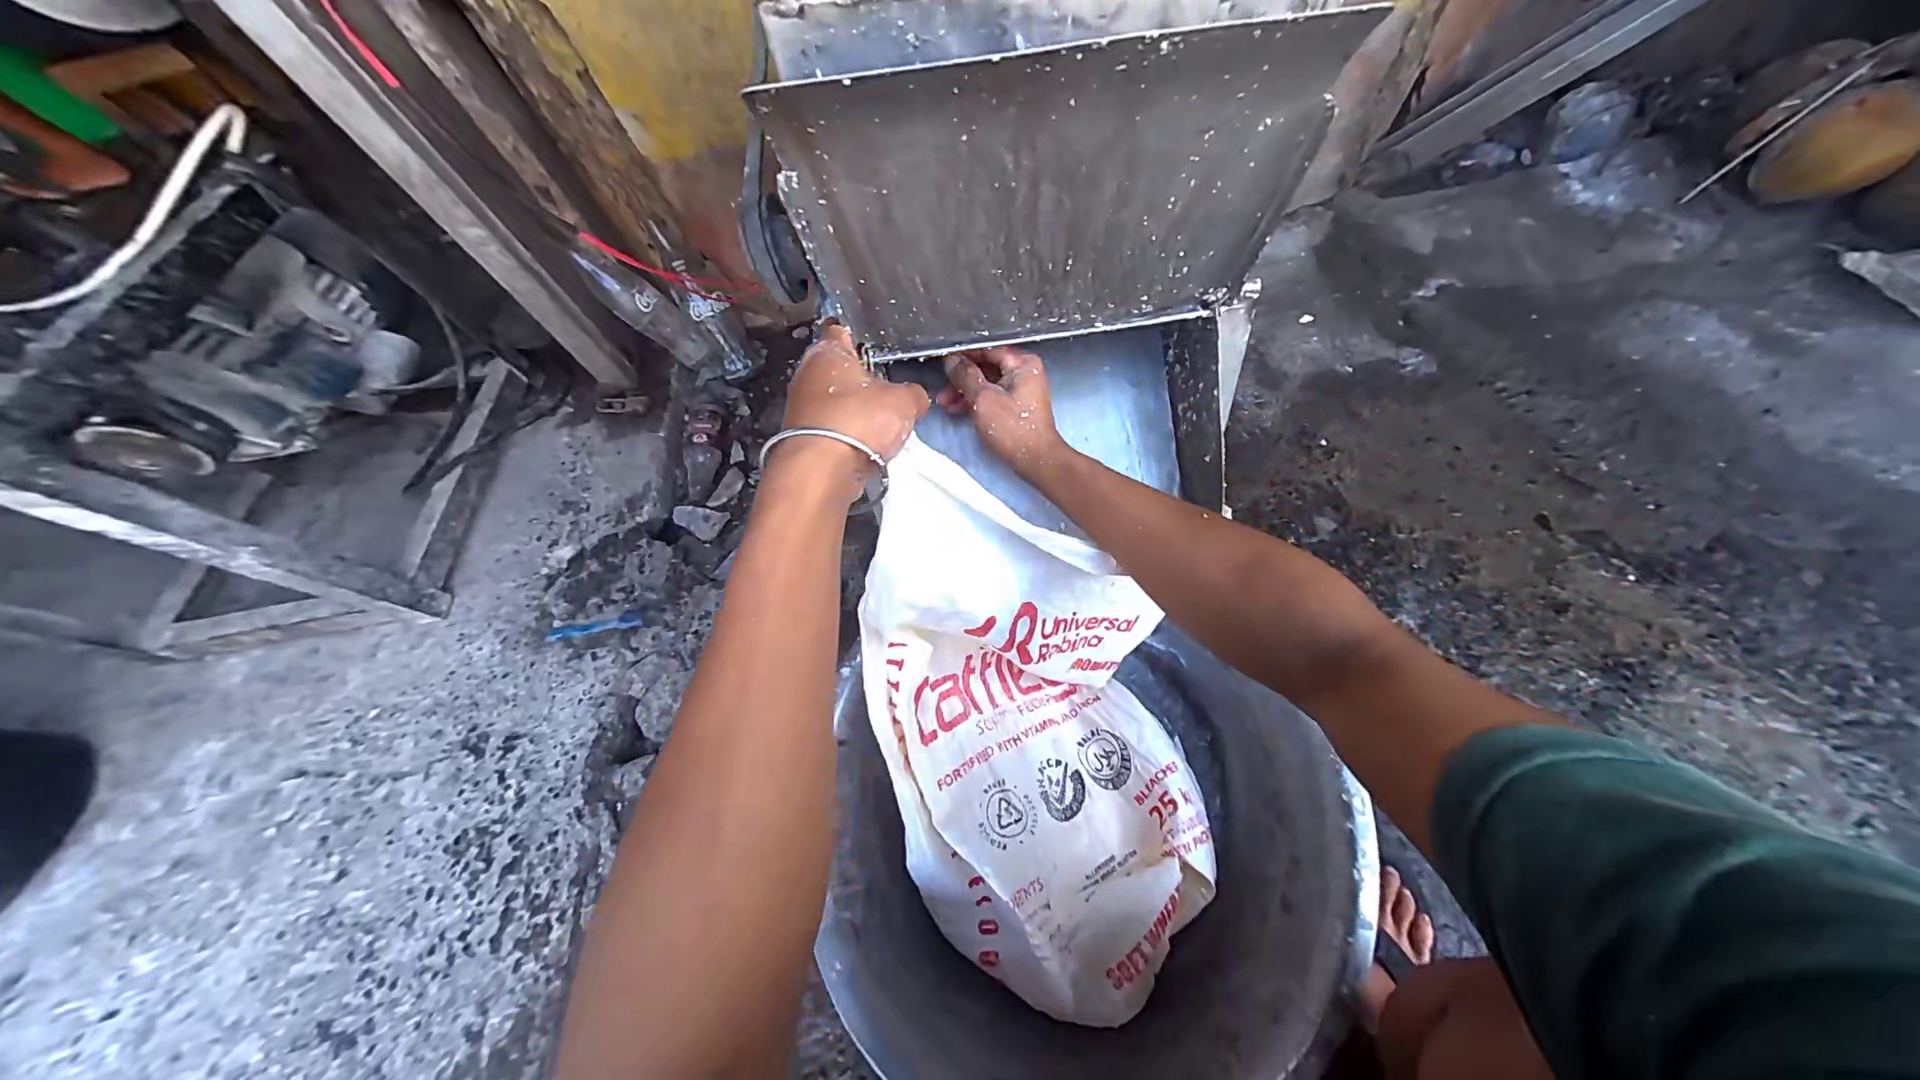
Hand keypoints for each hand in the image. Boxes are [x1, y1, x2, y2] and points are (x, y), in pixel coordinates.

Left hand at [781, 321, 929, 460]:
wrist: (821, 471)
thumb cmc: (859, 420)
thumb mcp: (903, 402)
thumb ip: (914, 394)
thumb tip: (916, 397)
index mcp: (827, 352)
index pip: (841, 330)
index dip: (859, 336)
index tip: (875, 346)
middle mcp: (806, 374)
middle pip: (838, 369)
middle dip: (860, 379)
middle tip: (887, 390)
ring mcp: (800, 407)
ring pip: (834, 400)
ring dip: (853, 409)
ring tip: (879, 423)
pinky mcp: (802, 437)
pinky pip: (831, 427)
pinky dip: (845, 433)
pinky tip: (863, 444)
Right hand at [938, 347, 1067, 473]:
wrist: (1035, 460)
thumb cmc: (1013, 429)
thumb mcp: (984, 399)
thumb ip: (965, 376)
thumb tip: (951, 360)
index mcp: (1022, 363)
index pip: (987, 350)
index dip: (962, 356)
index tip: (942, 362)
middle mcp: (1023, 372)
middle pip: (985, 367)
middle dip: (961, 379)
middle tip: (942, 390)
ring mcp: (1019, 389)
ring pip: (985, 383)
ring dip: (964, 392)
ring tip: (944, 403)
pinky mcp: (1014, 405)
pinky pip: (990, 396)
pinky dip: (974, 401)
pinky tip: (956, 409)